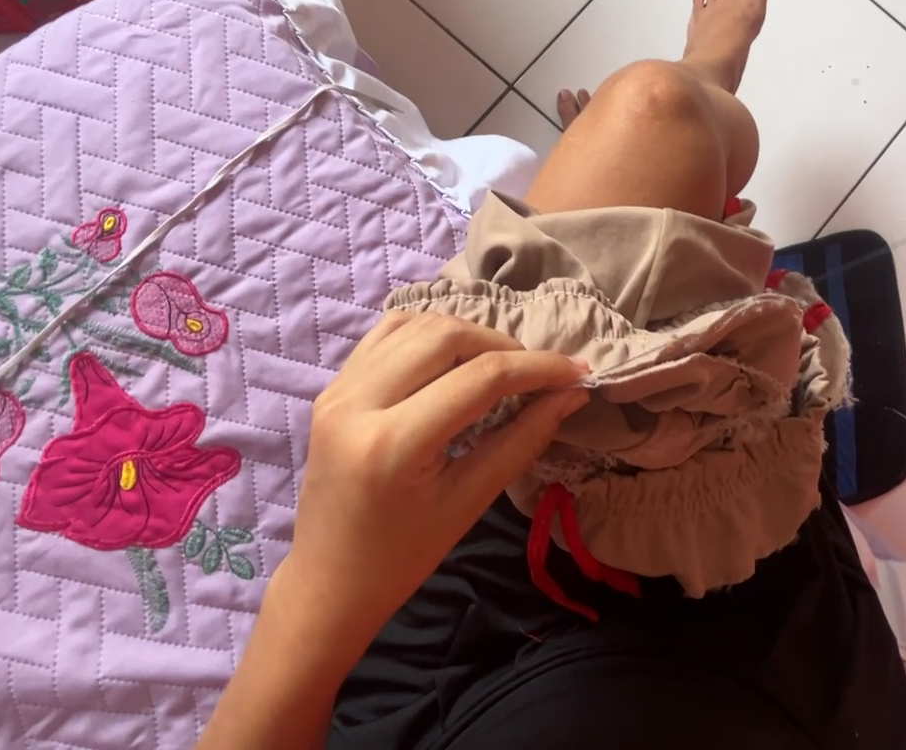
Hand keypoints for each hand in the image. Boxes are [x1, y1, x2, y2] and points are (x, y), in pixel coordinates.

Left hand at [272, 312, 587, 643]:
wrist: (329, 580)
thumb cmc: (404, 556)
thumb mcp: (470, 502)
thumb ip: (523, 440)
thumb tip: (571, 394)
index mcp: (392, 444)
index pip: (480, 378)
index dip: (537, 368)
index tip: (576, 373)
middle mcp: (357, 402)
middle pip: (448, 336)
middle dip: (503, 346)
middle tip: (536, 375)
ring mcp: (338, 388)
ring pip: (418, 325)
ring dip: (468, 335)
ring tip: (499, 366)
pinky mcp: (333, 385)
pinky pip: (389, 333)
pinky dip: (430, 333)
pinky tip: (453, 358)